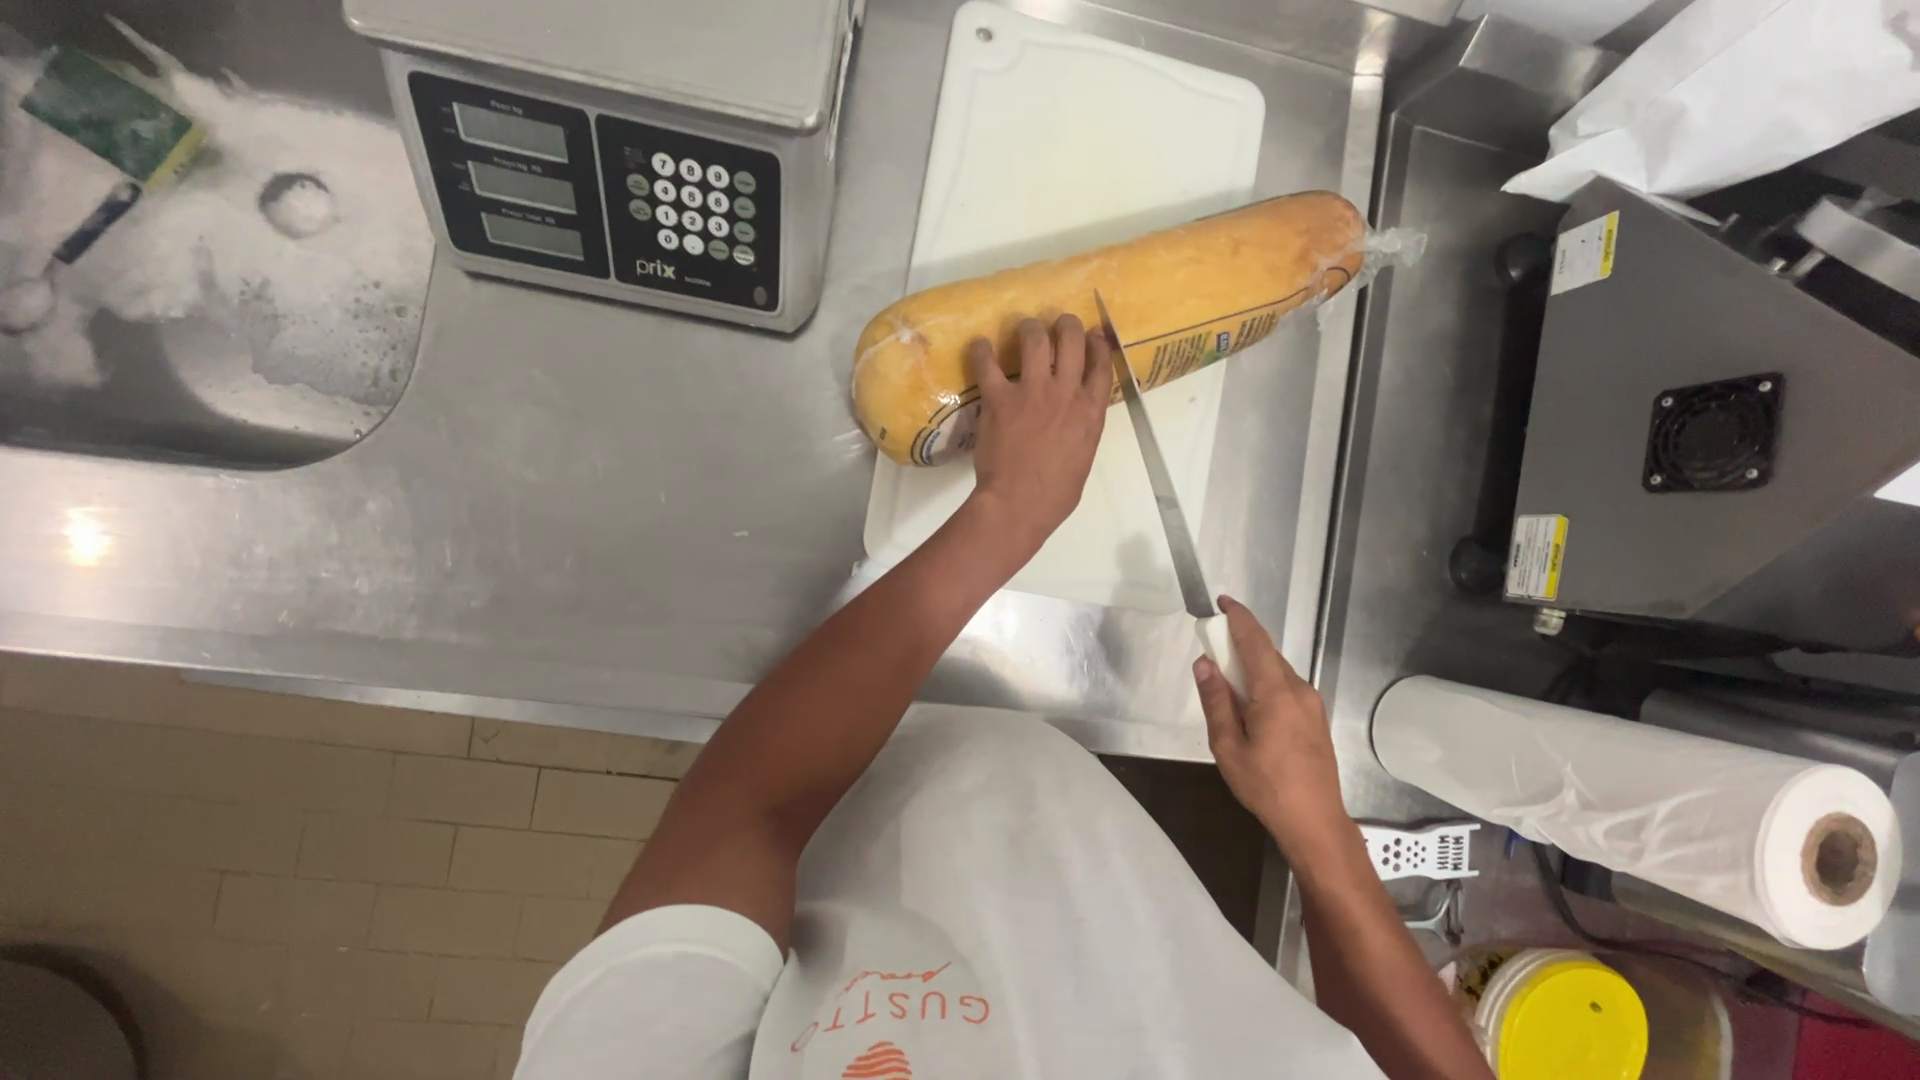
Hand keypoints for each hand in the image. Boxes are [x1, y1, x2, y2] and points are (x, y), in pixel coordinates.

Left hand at [963, 315, 1111, 555]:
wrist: (1019, 503)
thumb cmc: (1055, 495)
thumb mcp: (1083, 459)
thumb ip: (1083, 432)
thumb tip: (1076, 424)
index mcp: (1090, 412)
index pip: (1101, 365)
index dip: (1098, 344)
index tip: (1093, 335)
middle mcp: (1065, 393)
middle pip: (1072, 340)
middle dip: (1066, 324)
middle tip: (1057, 323)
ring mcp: (1032, 392)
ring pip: (1034, 339)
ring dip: (1029, 328)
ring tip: (1023, 327)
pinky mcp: (999, 398)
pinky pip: (988, 363)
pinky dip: (982, 350)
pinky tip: (979, 344)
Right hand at [1194, 597, 1348, 855]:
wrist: (1315, 821)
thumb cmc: (1266, 785)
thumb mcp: (1228, 746)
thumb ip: (1216, 700)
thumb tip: (1204, 663)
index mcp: (1276, 692)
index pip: (1255, 641)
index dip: (1238, 617)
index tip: (1221, 602)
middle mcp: (1299, 690)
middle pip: (1267, 653)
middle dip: (1239, 642)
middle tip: (1212, 645)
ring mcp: (1312, 705)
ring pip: (1277, 671)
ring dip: (1251, 666)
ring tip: (1225, 680)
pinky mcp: (1315, 719)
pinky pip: (1286, 688)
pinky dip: (1264, 683)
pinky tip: (1249, 703)